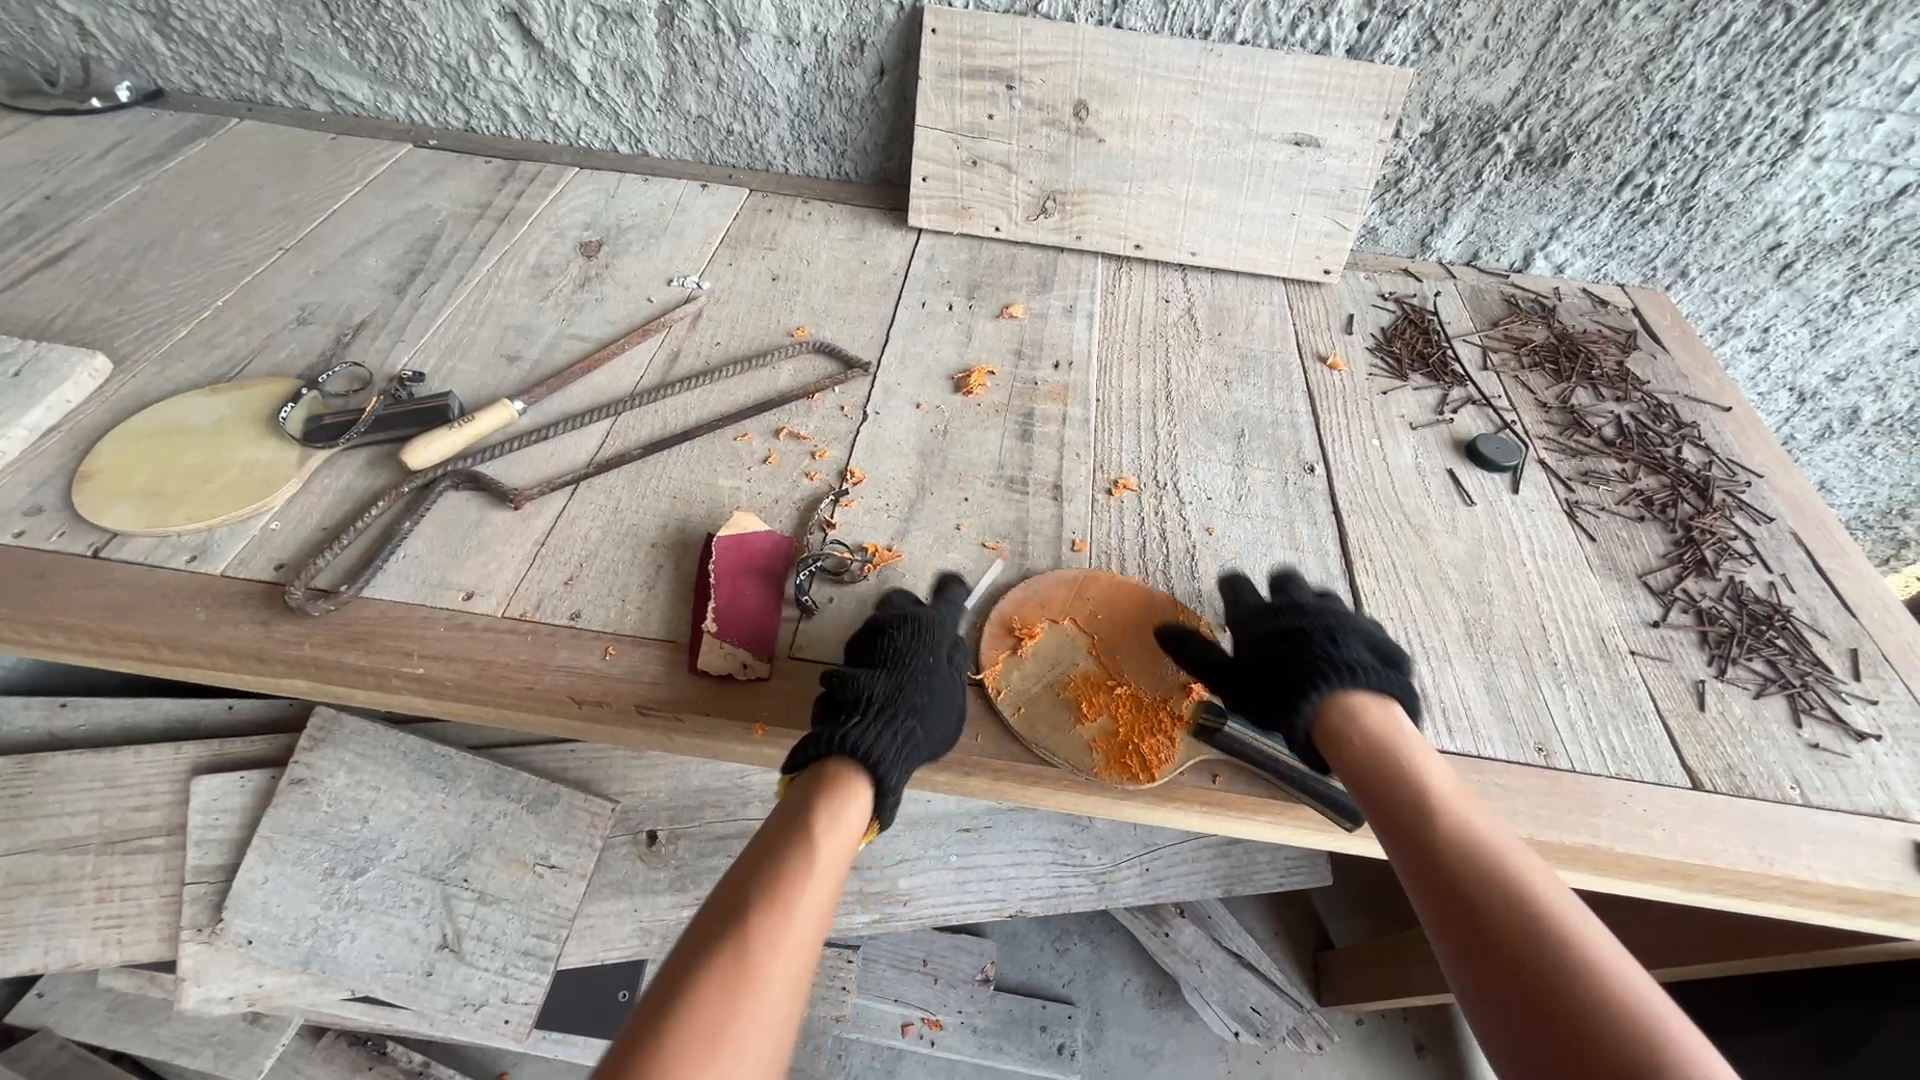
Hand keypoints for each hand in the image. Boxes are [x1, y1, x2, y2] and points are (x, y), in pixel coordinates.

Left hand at [780, 573, 970, 832]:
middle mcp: (899, 621)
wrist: (871, 738)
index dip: (953, 589)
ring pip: (875, 626)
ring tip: (889, 673)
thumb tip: (951, 642)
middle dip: (908, 613)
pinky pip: (858, 655)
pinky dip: (864, 664)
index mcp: (933, 627)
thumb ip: (952, 664)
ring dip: (883, 640)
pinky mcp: (842, 657)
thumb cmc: (924, 718)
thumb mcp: (953, 695)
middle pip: (902, 600)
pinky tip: (870, 688)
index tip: (953, 590)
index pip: (950, 593)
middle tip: (915, 639)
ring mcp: (865, 637)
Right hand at [1154, 569, 1420, 772]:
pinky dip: (1346, 631)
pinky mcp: (1368, 628)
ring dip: (1313, 608)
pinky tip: (1345, 652)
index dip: (1231, 586)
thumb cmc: (1276, 695)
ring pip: (1321, 596)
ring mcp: (1335, 612)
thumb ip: (1194, 654)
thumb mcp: (1226, 681)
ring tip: (1312, 632)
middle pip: (1284, 579)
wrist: (1349, 709)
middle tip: (1276, 610)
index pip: (1236, 583)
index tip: (1229, 594)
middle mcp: (1294, 602)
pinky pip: (1354, 622)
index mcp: (1256, 613)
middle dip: (1279, 588)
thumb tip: (1159, 628)